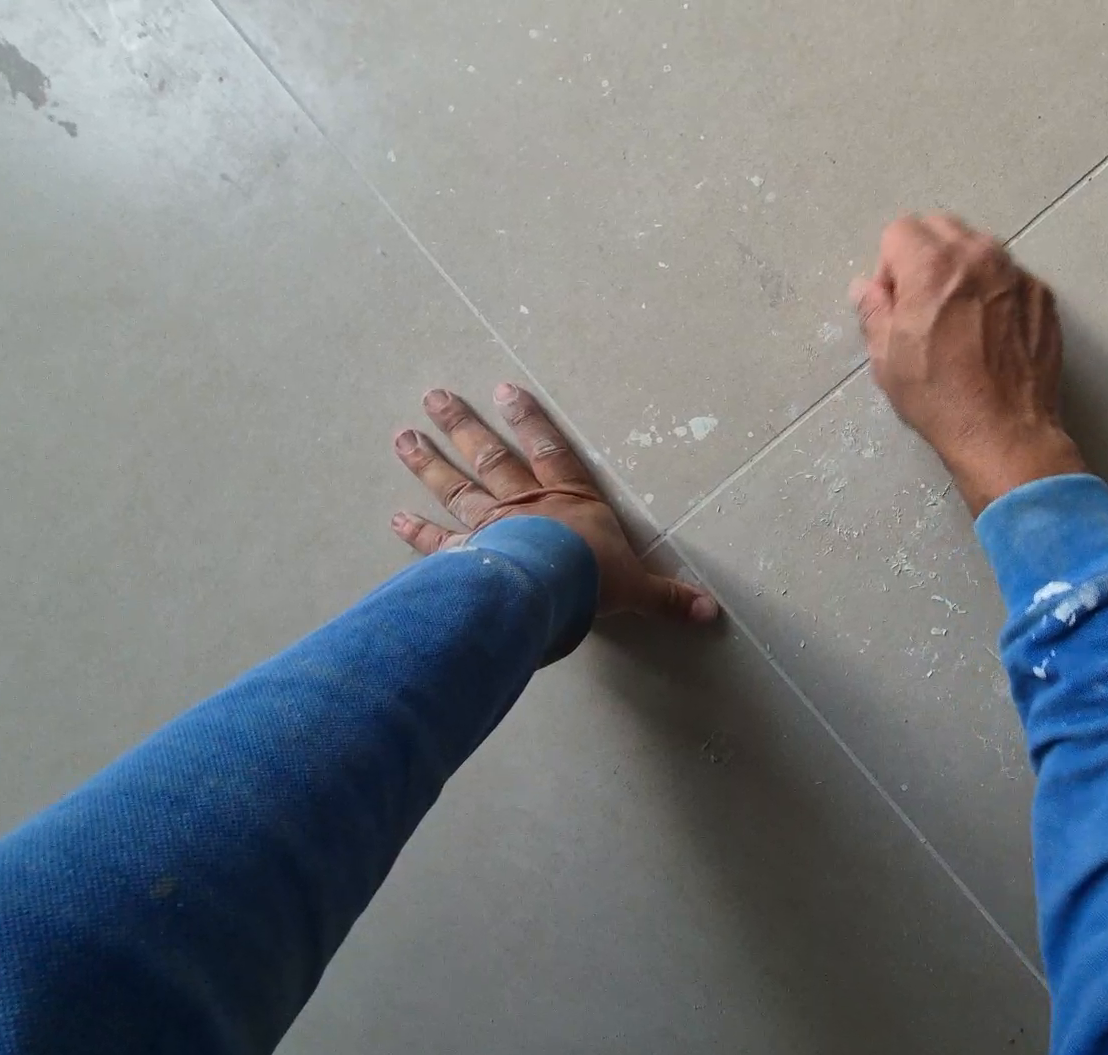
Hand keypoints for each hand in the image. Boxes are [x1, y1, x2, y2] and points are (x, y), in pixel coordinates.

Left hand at [391, 383, 719, 622]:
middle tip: (434, 397)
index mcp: (569, 501)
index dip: (529, 420)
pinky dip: (417, 531)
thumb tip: (712, 612)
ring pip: (458, 489)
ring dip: (429, 464)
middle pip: (491, 459)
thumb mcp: (639, 588)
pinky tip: (395, 515)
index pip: (549, 451)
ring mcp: (492, 529)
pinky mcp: (468, 560)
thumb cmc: (596, 580)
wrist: (553, 594)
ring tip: (403, 436)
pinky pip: (439, 543)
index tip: (504, 388)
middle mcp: (526, 506)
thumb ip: (669, 598)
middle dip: (464, 427)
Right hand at [849, 213, 1085, 515]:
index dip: (888, 267)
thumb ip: (874, 311)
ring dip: (960, 271)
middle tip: (921, 306)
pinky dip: (993, 291)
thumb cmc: (939, 399)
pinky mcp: (1043, 295)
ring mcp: (1017, 273)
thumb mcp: (887, 359)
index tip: (894, 304)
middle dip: (923, 257)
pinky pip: (1008, 276)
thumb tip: (866, 288)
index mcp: (933, 265)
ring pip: (978, 249)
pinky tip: (990, 335)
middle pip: (940, 228)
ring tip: (958, 321)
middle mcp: (980, 255)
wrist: (1005, 433)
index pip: (898, 231)